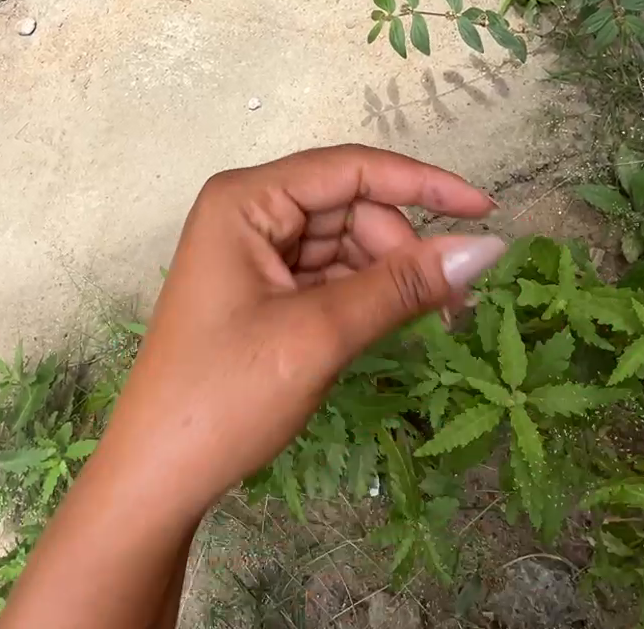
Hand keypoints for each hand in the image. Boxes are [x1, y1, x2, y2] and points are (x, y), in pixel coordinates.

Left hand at [0, 145, 506, 628]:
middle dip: (403, 246)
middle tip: (454, 303)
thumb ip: (402, 285)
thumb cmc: (224, 395)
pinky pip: (328, 273)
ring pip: (344, 241)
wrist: (157, 476)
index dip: (422, 183)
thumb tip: (486, 247)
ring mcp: (253, 251)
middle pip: (349, 206)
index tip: (486, 210)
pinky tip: (392, 319)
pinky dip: (365, 292)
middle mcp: (247, 212)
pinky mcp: (262, 288)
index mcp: (245, 200)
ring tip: (433, 319)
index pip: (349, 168)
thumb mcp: (319, 333)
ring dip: (389, 273)